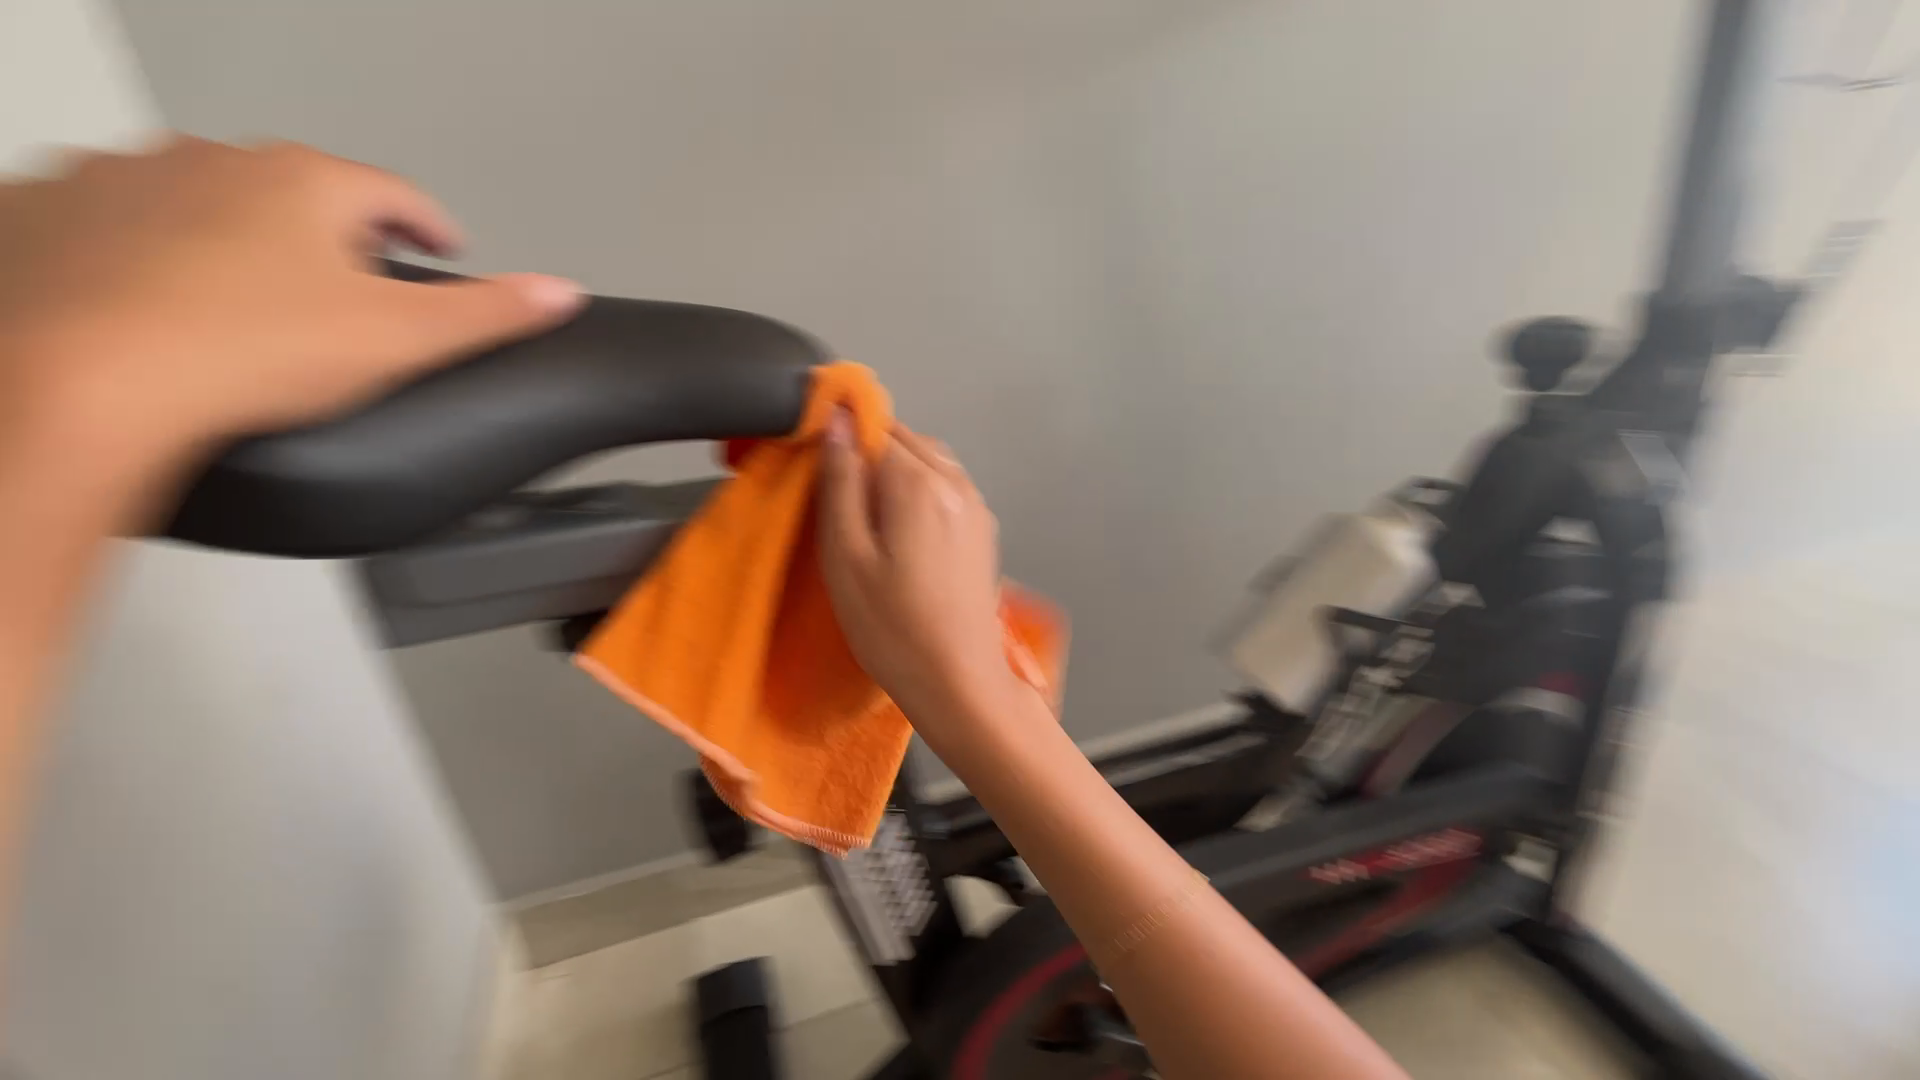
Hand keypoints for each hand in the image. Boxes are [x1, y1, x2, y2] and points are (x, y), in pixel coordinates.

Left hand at [0, 136, 583, 482]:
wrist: (73, 387)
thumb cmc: (240, 354)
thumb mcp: (402, 339)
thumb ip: (492, 313)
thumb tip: (564, 291)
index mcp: (300, 182)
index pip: (395, 194)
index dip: (429, 227)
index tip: (440, 248)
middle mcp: (206, 162)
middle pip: (304, 193)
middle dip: (339, 235)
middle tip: (357, 289)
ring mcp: (117, 183)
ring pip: (211, 201)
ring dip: (248, 238)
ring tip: (265, 302)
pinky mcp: (45, 217)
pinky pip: (123, 224)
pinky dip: (159, 253)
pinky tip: (173, 304)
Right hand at [815, 417, 1020, 728]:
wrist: (959, 681)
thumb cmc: (893, 629)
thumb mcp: (846, 556)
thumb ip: (840, 482)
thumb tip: (836, 422)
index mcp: (920, 483)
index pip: (873, 426)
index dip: (842, 440)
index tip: (821, 473)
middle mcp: (956, 483)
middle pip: (904, 439)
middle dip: (869, 454)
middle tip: (840, 502)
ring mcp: (976, 506)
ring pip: (928, 461)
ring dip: (895, 473)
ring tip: (868, 521)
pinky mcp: (983, 529)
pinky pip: (946, 487)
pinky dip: (919, 492)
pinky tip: (902, 533)